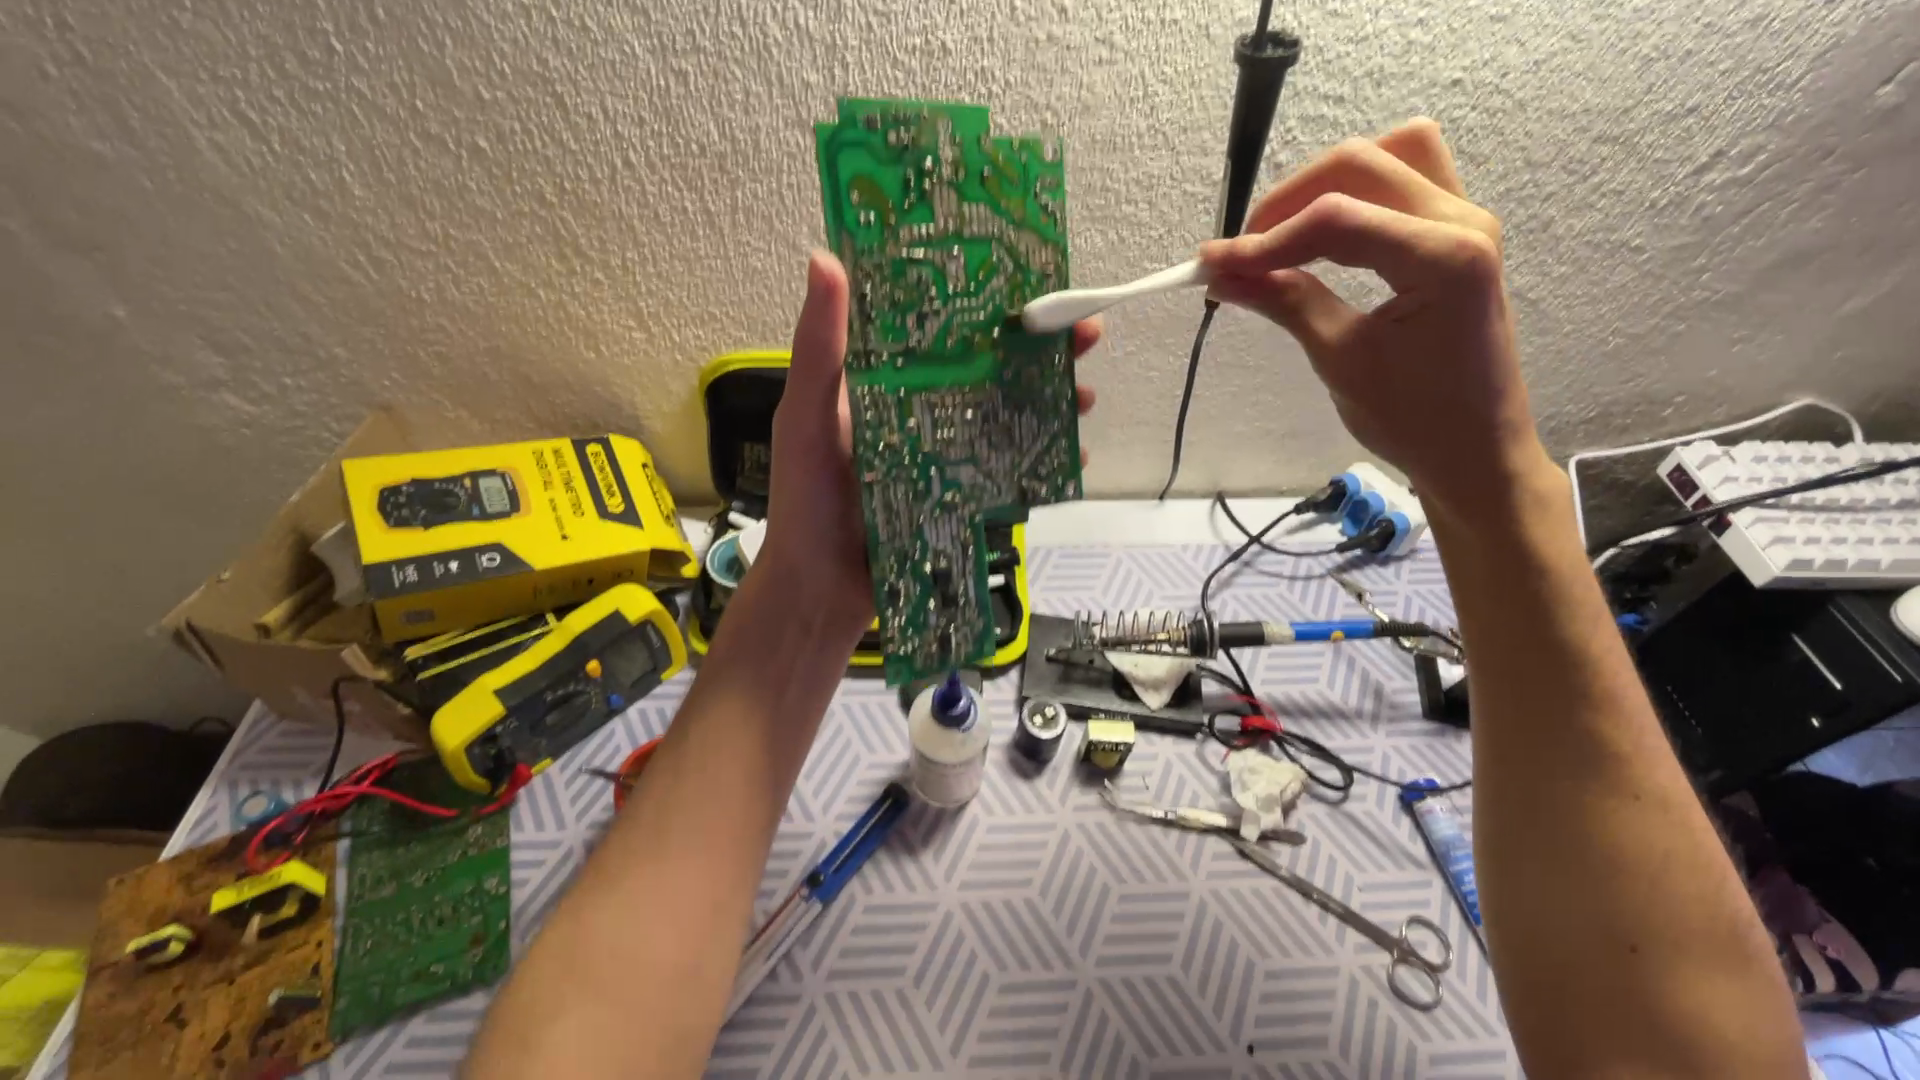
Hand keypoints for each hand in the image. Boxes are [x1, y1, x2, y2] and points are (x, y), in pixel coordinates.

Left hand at [760, 251, 1101, 629]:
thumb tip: (825, 257)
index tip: (1031, 281)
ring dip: (1051, 401)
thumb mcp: (806, 417)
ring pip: (1007, 416)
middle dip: (1039, 349)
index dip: (986, 301)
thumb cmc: (806, 501)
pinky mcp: (961, 496)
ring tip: (1087, 397)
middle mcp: (919, 411)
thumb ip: (819, 348)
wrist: (821, 592)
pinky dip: (1043, 460)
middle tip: (1086, 335)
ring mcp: (944, 455)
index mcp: (883, 382)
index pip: (941, 327)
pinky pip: (1009, 470)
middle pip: (988, 367)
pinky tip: (1075, 457)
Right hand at [1198, 119, 1547, 513]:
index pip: (1336, 219)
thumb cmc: (1413, 418)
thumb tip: (1223, 274)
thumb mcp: (1339, 359)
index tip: (1212, 264)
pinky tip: (1328, 229)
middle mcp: (1464, 221)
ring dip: (1329, 182)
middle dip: (1290, 201)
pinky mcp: (1460, 231)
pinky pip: (1409, 176)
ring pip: (1393, 152)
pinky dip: (1360, 189)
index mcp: (1443, 259)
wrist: (1475, 450)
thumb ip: (1285, 301)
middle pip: (1363, 164)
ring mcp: (1468, 219)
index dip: (1265, 239)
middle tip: (1245, 252)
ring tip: (1285, 233)